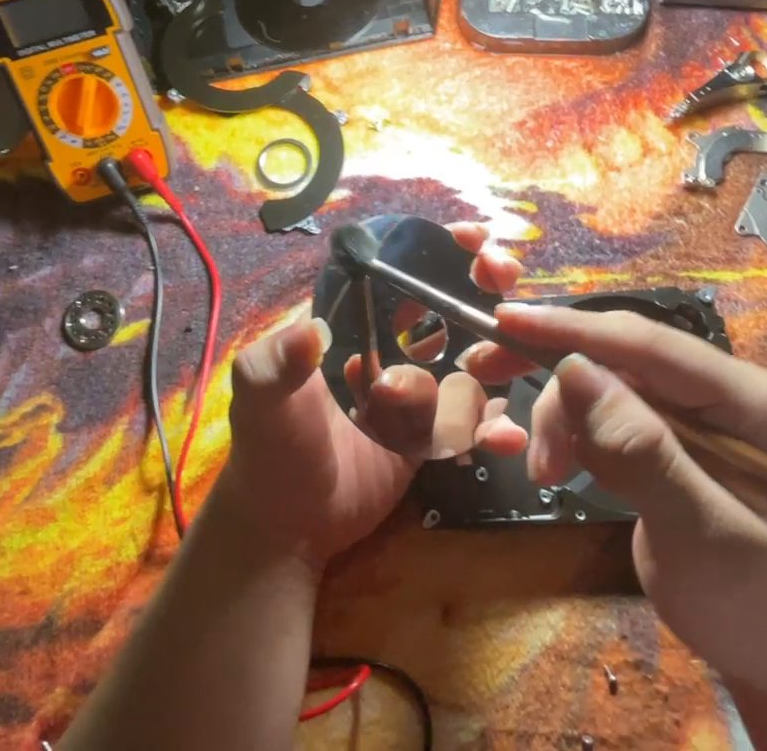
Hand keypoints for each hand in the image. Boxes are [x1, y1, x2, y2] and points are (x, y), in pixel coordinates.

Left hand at [212, 224, 528, 571]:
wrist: (287, 527)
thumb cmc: (268, 452)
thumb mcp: (261, 401)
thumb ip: (276, 363)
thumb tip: (311, 330)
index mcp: (349, 327)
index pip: (395, 274)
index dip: (434, 249)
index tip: (472, 238)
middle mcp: (387, 350)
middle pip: (445, 308)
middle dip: (479, 291)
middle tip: (501, 284)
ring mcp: (413, 394)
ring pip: (467, 365)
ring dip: (489, 364)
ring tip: (493, 378)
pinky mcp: (428, 437)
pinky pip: (469, 423)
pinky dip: (491, 427)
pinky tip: (505, 436)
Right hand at [472, 305, 766, 724]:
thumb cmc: (761, 609)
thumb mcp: (701, 537)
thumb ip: (639, 450)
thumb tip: (571, 369)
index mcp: (759, 404)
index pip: (654, 345)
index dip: (576, 329)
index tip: (505, 318)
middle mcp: (732, 396)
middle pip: (627, 358)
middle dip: (559, 377)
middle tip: (486, 378)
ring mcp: (707, 419)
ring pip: (611, 386)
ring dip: (565, 417)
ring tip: (545, 473)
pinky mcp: (681, 442)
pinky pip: (615, 417)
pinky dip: (578, 435)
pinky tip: (563, 467)